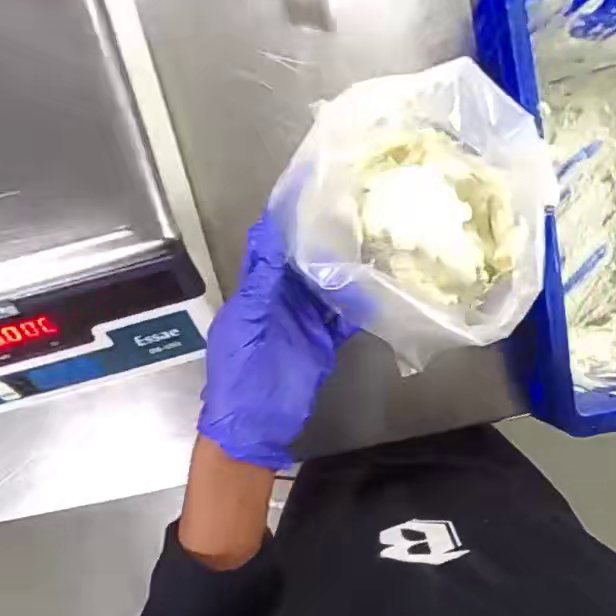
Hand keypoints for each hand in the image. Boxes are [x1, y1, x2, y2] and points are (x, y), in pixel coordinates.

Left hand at [196, 213, 355, 469]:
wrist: (254, 425)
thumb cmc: (239, 376)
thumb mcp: (246, 324)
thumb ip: (260, 283)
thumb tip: (268, 233)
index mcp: (255, 293)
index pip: (269, 248)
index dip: (283, 220)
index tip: (305, 190)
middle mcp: (280, 302)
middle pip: (302, 263)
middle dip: (321, 239)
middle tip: (351, 209)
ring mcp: (302, 323)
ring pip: (325, 288)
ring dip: (342, 270)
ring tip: (369, 242)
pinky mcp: (321, 344)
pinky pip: (340, 320)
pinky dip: (356, 308)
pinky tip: (376, 292)